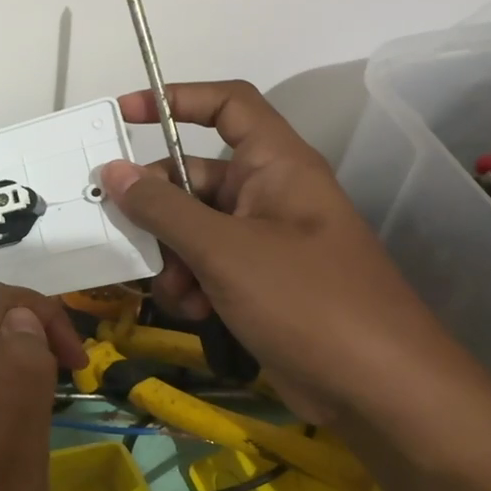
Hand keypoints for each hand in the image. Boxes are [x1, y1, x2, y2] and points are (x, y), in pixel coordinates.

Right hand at [100, 81, 477, 425]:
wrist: (379, 391)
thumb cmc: (308, 303)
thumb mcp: (223, 250)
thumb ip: (162, 208)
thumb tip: (111, 171)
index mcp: (277, 167)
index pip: (227, 106)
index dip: (176, 99)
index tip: (122, 115)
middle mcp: (268, 196)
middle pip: (191, 178)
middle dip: (155, 210)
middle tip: (123, 234)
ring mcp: (262, 242)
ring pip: (188, 229)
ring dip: (169, 258)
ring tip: (177, 291)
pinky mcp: (255, 284)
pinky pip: (202, 267)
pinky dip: (188, 286)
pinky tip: (195, 313)